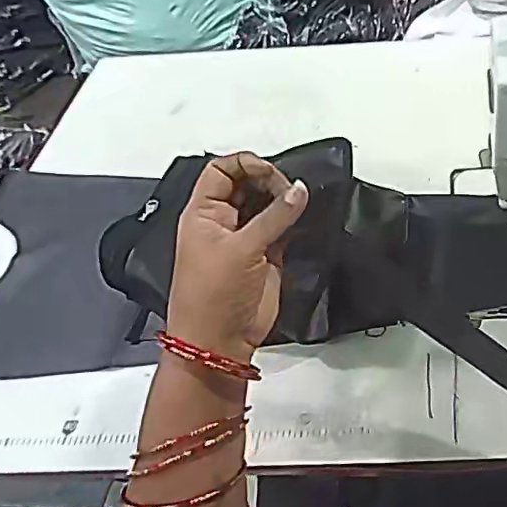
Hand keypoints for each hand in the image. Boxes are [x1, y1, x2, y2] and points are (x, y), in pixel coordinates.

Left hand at [166, 153, 308, 361]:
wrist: (219, 341)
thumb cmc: (212, 296)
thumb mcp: (241, 249)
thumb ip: (274, 217)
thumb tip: (298, 190)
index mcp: (203, 213)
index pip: (221, 171)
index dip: (245, 165)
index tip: (271, 171)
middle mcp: (223, 221)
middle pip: (247, 184)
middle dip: (269, 181)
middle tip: (289, 191)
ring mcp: (245, 238)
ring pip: (266, 205)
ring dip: (283, 201)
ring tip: (298, 203)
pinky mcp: (266, 256)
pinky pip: (282, 228)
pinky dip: (293, 221)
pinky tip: (303, 217)